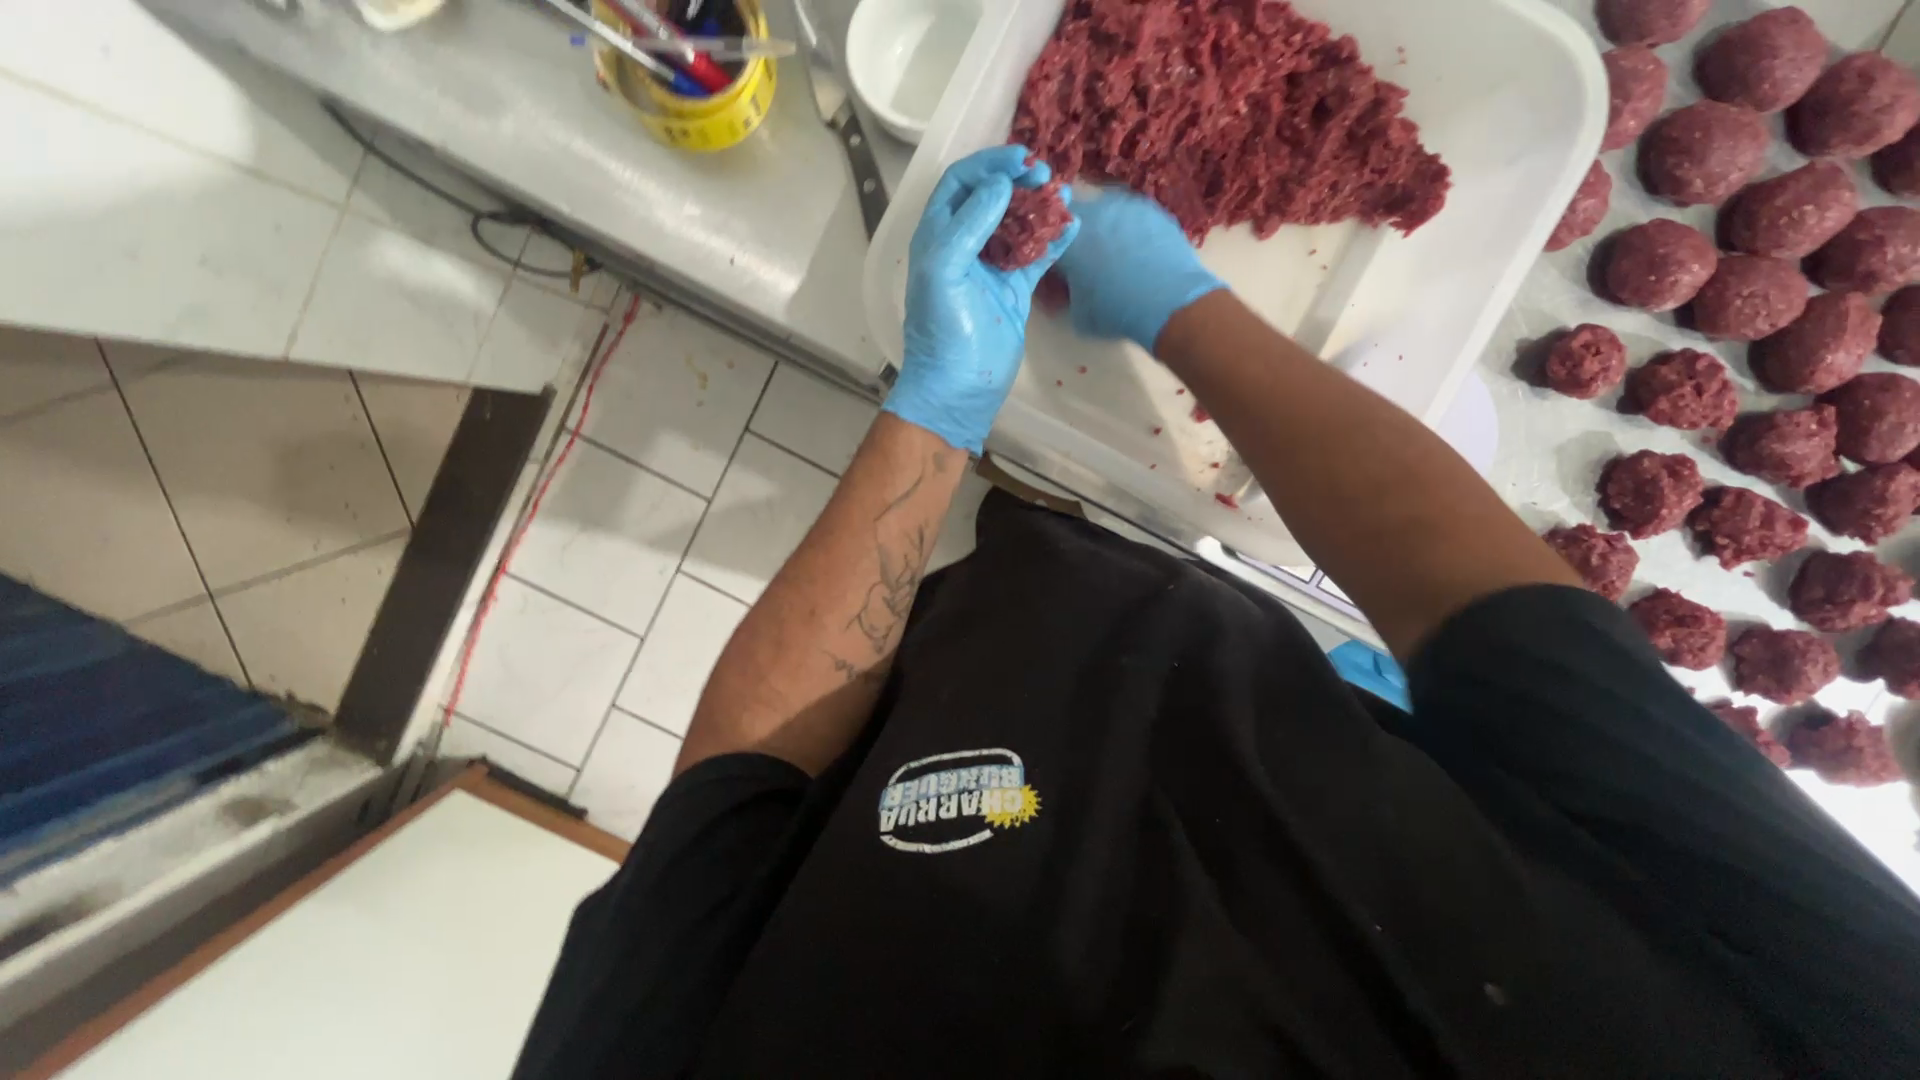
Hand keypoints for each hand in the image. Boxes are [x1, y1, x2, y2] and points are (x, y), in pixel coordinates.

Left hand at [885, 145, 1078, 453]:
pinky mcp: (1014, 292)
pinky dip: (1054, 241)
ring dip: (1039, 207)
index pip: (961, 183)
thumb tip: (1001, 184)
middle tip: (1045, 175)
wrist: (958, 387)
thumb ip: (970, 223)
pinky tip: (1072, 228)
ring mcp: (991, 269)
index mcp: (938, 236)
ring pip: (1018, 225)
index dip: (988, 165)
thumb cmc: (943, 329)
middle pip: (992, 198)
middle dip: (1018, 181)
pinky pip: (1036, 257)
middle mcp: (963, 247)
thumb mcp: (945, 269)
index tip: (1021, 158)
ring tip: (1064, 195)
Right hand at [1055, 189, 1223, 352]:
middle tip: (1085, 263)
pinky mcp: (1152, 209)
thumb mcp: (1078, 313)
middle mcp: (1093, 211)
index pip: (1047, 239)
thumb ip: (1066, 293)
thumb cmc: (1116, 311)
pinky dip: (1129, 229)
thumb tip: (1067, 288)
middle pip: (1076, 219)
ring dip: (1103, 229)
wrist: (1172, 302)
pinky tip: (1138, 252)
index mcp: (1067, 237)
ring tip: (1115, 256)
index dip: (1049, 254)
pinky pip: (1131, 216)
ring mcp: (1125, 205)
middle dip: (1076, 237)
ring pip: (1105, 212)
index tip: (1057, 270)